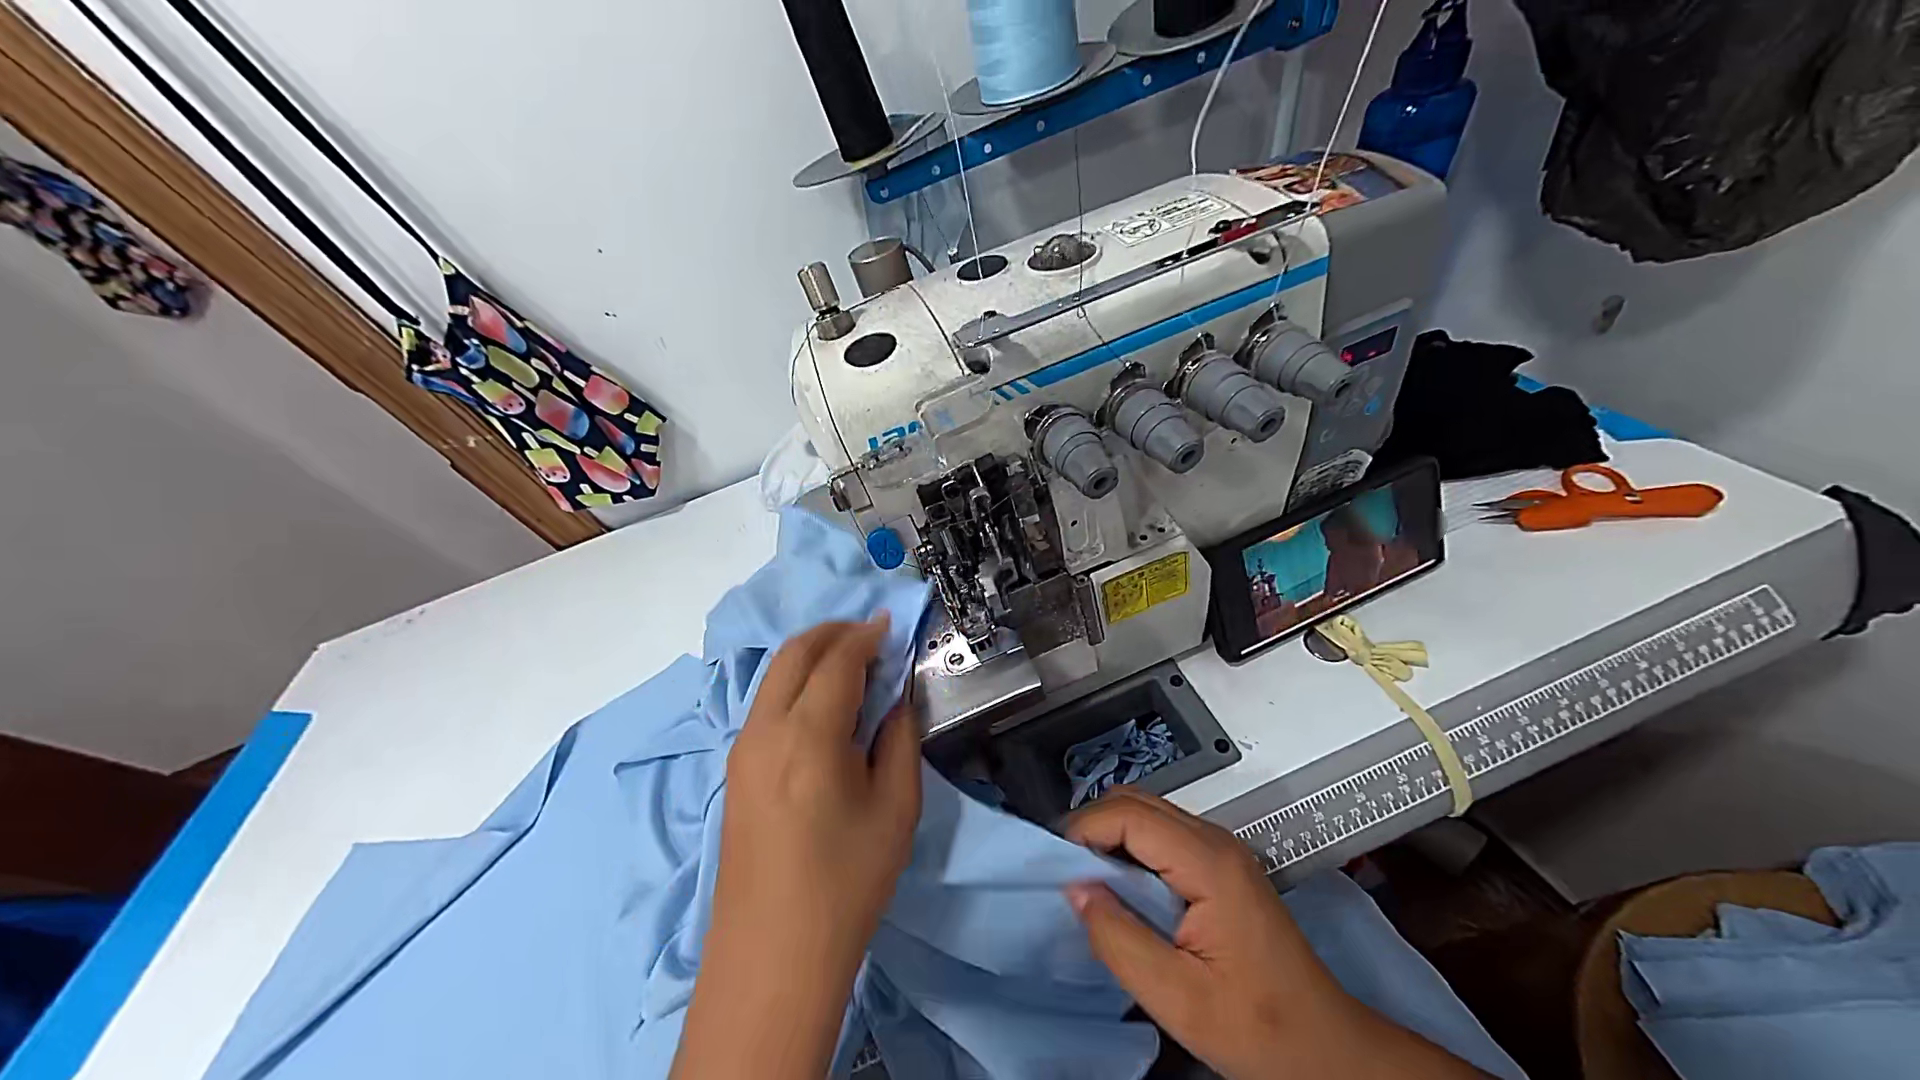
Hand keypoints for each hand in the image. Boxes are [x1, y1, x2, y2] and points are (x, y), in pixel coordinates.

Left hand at [673, 617, 922, 1079]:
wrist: (774, 954)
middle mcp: (765, 729)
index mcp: (808, 734)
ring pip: (773, 676)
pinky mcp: (735, 771)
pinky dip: (795, 684)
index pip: (838, 660)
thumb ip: (898, 737)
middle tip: (870, 635)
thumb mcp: (896, 807)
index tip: (890, 623)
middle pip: (794, 653)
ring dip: (811, 656)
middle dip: (833, 633)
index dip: (867, 635)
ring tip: (852, 664)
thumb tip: (895, 697)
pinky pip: (765, 705)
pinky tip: (823, 704)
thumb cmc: (847, 882)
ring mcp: (741, 749)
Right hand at [1064, 790, 1486, 1079]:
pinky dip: (1130, 846)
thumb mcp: (1178, 999)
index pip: (1128, 814)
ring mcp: (1221, 848)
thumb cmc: (1259, 1027)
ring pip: (1147, 811)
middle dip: (1092, 826)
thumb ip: (1119, 939)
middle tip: (1066, 872)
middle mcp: (1215, 840)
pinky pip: (1162, 832)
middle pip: (1136, 800)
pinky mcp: (1220, 863)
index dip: (1083, 830)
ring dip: (1110, 834)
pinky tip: (1123, 887)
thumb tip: (1074, 889)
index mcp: (1208, 863)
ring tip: (1089, 881)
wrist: (1327, 1048)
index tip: (1056, 867)